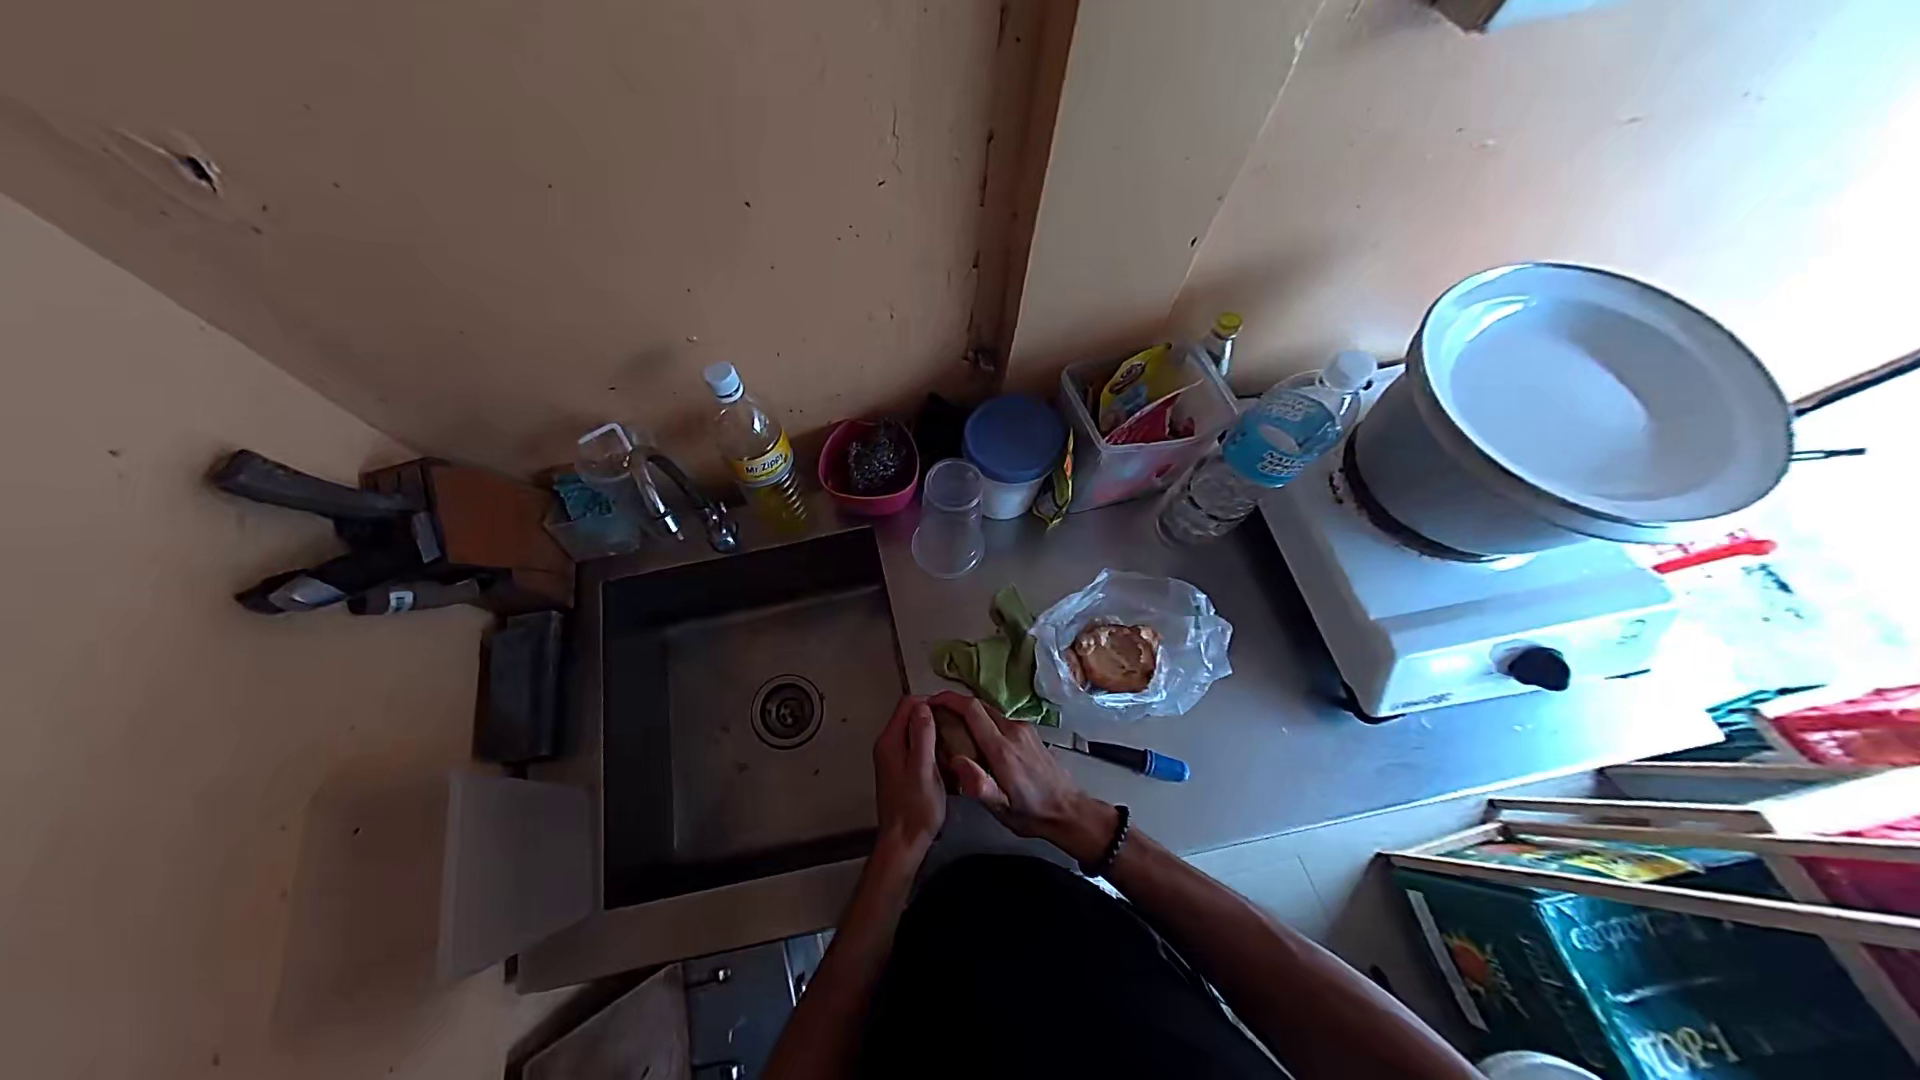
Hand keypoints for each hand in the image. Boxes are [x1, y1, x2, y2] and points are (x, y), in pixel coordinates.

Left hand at [872, 695, 944, 859]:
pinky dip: (932, 747)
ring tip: (956, 740)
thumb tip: (924, 706)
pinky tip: (947, 758)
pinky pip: (916, 746)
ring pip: (915, 731)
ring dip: (934, 732)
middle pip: (911, 715)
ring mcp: (893, 757)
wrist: (903, 842)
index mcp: (890, 741)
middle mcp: (888, 745)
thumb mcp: (924, 768)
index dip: (930, 702)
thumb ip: (923, 735)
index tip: (952, 711)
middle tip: (958, 725)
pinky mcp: (901, 769)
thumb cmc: (916, 808)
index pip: (908, 704)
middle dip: (934, 715)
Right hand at [929, 691, 1119, 866]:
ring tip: (951, 726)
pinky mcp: (1029, 732)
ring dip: (968, 712)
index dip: (950, 700)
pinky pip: (1000, 719)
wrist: (1068, 810)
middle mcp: (1013, 731)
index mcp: (1002, 749)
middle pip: (979, 705)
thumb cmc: (1031, 813)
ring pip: (990, 711)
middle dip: (955, 704)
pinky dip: (983, 721)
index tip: (932, 701)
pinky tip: (976, 737)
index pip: (972, 710)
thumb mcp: (1002, 809)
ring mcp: (1023, 729)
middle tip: (935, 714)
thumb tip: (955, 761)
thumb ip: (979, 785)